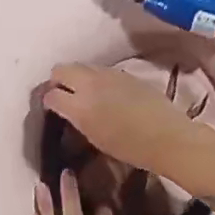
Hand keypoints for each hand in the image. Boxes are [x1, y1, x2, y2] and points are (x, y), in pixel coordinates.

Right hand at [38, 65, 213, 175]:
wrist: (166, 137)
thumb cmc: (130, 147)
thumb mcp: (94, 137)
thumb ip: (77, 118)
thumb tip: (68, 110)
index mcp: (79, 106)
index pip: (51, 95)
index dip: (48, 101)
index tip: (51, 108)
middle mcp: (90, 84)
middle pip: (61, 69)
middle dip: (57, 80)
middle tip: (62, 95)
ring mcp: (109, 74)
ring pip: (82, 66)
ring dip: (77, 77)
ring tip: (84, 93)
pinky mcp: (125, 73)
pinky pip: (101, 70)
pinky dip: (96, 78)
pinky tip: (106, 93)